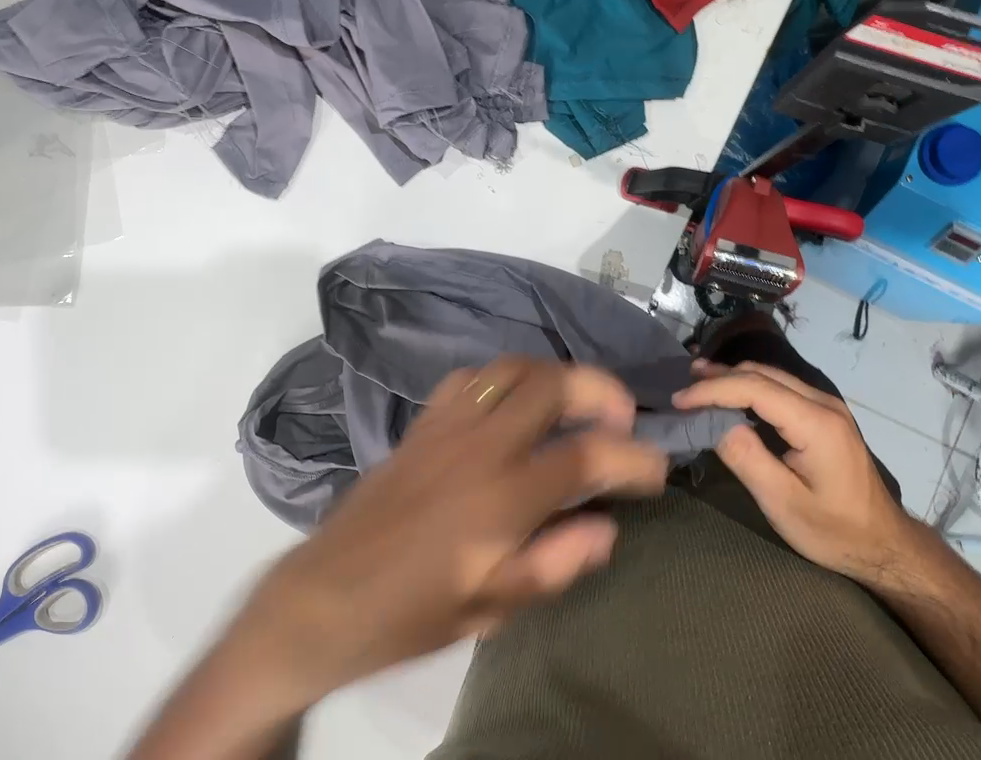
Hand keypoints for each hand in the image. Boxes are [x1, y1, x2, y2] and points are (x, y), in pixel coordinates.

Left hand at [235, 357, 668, 700]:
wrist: (324, 599)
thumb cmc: (413, 613)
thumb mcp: (492, 608)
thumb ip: (556, 562)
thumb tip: (608, 526)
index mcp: (503, 498)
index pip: (587, 456)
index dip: (634, 456)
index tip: (657, 468)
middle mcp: (480, 447)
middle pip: (553, 384)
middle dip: (602, 388)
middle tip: (623, 417)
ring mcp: (447, 428)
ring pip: (512, 367)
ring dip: (556, 374)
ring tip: (578, 401)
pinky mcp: (421, 425)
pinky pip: (471, 377)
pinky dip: (506, 378)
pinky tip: (514, 403)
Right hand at [674, 362, 932, 584]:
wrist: (882, 544)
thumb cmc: (833, 530)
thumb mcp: (783, 502)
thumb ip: (746, 458)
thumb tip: (712, 423)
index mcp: (815, 422)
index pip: (754, 387)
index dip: (712, 389)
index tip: (678, 400)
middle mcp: (823, 403)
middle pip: (762, 374)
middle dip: (718, 377)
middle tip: (680, 388)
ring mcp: (827, 406)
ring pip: (772, 377)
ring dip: (732, 379)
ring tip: (695, 385)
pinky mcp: (825, 416)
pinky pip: (781, 389)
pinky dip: (749, 389)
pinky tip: (729, 397)